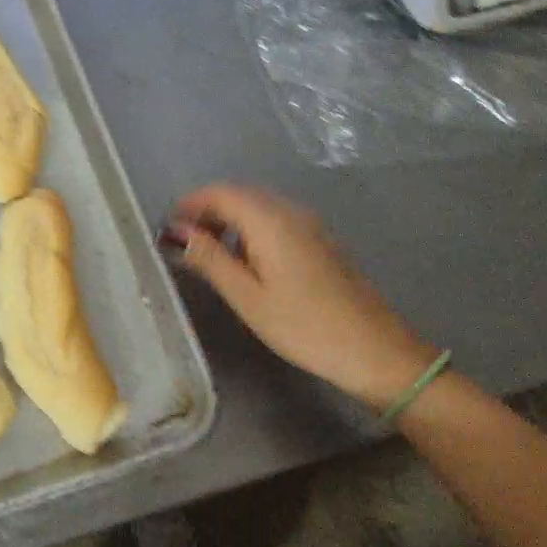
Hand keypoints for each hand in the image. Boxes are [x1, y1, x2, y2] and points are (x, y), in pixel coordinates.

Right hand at [167, 184, 437, 409]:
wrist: (378, 353)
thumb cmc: (305, 327)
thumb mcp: (247, 297)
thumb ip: (210, 259)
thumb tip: (178, 232)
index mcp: (268, 219)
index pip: (219, 192)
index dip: (190, 205)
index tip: (169, 229)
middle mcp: (289, 211)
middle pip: (239, 194)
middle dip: (207, 211)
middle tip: (185, 243)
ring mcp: (310, 224)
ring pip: (258, 206)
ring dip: (230, 220)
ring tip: (212, 255)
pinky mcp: (322, 240)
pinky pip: (276, 220)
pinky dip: (252, 229)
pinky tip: (249, 263)